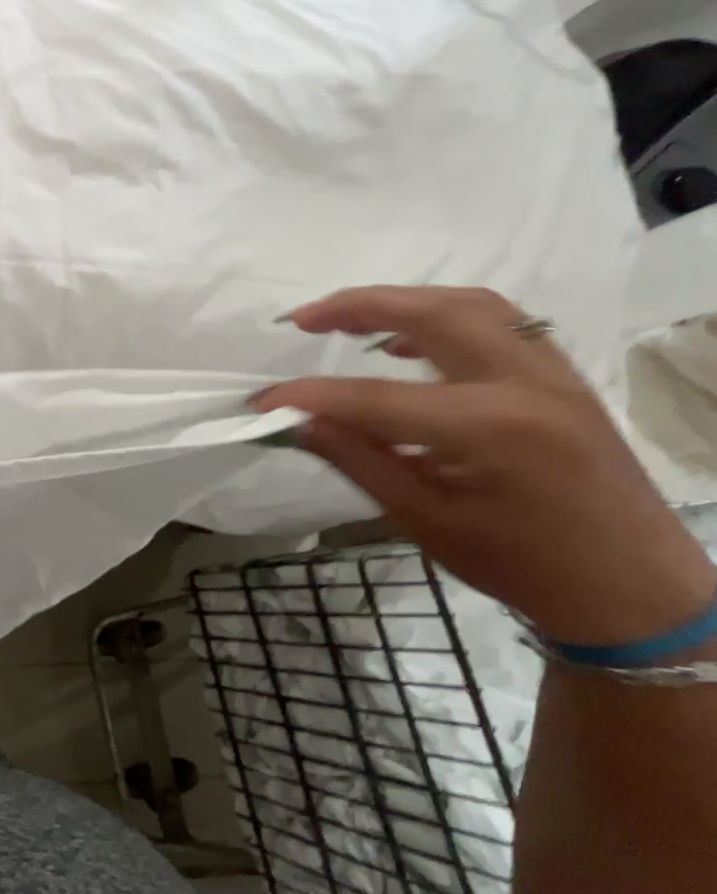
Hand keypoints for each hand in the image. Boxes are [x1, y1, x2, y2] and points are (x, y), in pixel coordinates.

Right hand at [253, 286, 712, 646]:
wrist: (633, 591)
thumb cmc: (520, 565)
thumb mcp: (424, 519)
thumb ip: (357, 459)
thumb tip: (296, 421)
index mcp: (490, 429)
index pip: (375, 397)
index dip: (309, 395)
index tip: (260, 401)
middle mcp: (527, 385)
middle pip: (433, 313)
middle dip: (358, 306)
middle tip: (302, 320)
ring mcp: (554, 375)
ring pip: (472, 305)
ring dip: (403, 302)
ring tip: (348, 320)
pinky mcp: (563, 379)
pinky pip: (502, 322)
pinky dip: (445, 316)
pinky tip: (406, 339)